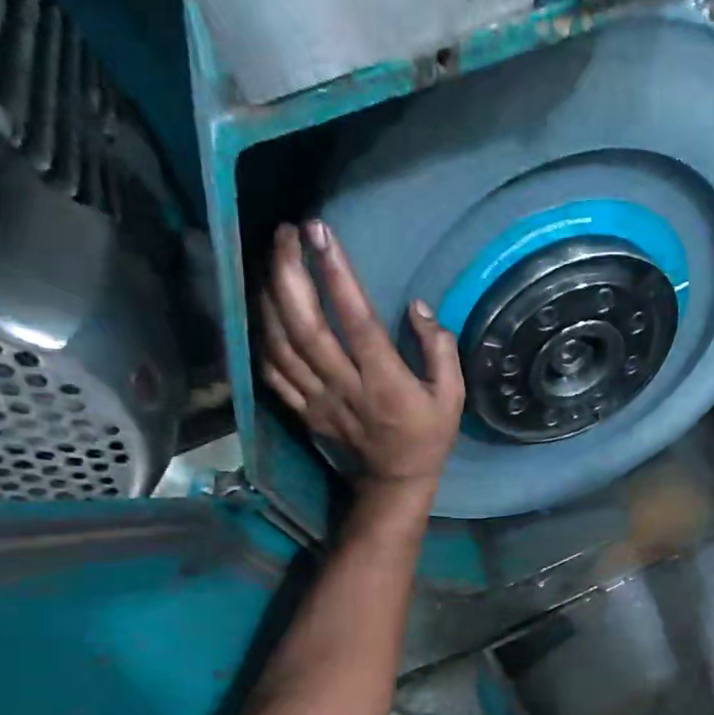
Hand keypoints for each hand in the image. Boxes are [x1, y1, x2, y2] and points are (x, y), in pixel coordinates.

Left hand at [257, 220, 463, 489]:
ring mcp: (318, 399)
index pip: (356, 320)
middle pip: (306, 325)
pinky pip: (273, 371)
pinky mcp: (303, 409)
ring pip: (281, 344)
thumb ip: (440, 350)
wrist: (395, 481)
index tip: (321, 233)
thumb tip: (418, 307)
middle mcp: (345, 386)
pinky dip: (261, 336)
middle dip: (290, 273)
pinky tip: (263, 306)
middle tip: (285, 234)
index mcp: (385, 382)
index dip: (336, 274)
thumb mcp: (452, 396)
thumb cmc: (428, 435)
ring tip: (272, 259)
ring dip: (269, 297)